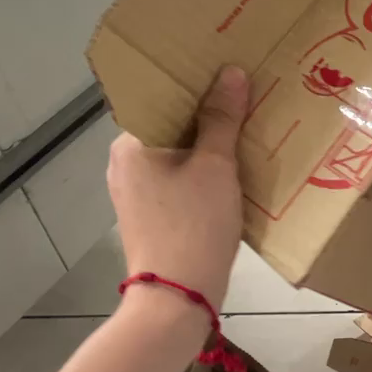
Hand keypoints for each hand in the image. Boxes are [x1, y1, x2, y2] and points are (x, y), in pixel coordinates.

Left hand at [107, 66, 247, 306]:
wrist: (177, 298)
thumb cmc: (194, 226)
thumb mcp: (216, 167)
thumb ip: (222, 118)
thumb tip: (232, 73)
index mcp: (131, 142)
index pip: (162, 96)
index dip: (196, 83)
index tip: (228, 72)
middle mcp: (125, 163)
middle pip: (170, 124)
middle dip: (206, 114)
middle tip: (246, 97)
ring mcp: (135, 192)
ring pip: (176, 153)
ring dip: (207, 144)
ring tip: (246, 129)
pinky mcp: (150, 216)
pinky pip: (178, 179)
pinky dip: (202, 171)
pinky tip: (233, 170)